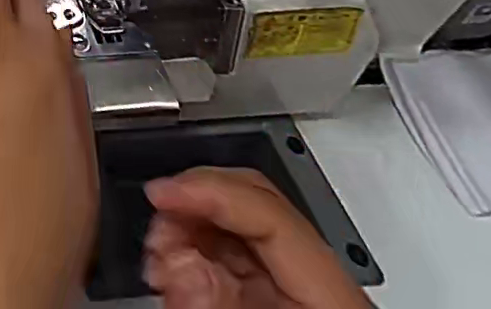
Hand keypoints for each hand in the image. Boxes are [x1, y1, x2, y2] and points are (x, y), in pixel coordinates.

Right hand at [144, 168, 371, 308]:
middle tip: (156, 225)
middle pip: (251, 201)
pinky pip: (228, 250)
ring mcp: (299, 290)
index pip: (267, 212)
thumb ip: (212, 304)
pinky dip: (192, 249)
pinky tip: (173, 269)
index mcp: (334, 302)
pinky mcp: (275, 299)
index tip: (159, 194)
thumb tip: (177, 260)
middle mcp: (321, 286)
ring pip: (234, 220)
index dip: (207, 192)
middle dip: (193, 204)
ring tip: (160, 257)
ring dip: (186, 226)